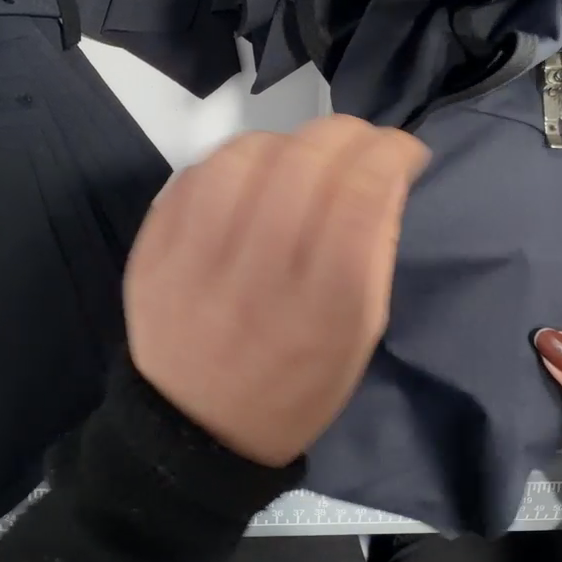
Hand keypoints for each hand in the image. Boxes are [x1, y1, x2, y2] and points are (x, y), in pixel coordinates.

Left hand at [124, 117, 430, 466]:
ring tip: (305, 158)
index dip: (393, 152)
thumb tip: (385, 179)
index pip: (365, 191)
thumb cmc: (297, 385)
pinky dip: (238, 158)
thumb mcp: (360, 336)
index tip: (405, 152)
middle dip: (350, 133)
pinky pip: (200, 171)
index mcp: (325, 302)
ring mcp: (199, 255)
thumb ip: (375, 253)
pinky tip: (255, 175)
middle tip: (362, 144)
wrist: (197, 428)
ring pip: (251, 153)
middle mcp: (262, 271)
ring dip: (292, 140)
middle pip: (310, 159)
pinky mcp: (156, 247)